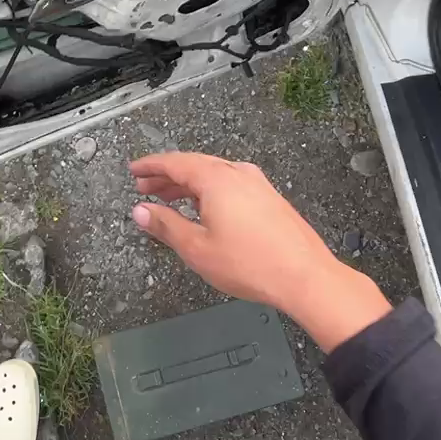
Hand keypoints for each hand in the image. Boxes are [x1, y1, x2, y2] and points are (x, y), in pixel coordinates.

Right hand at [129, 151, 390, 350]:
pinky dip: (208, 190)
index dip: (150, 166)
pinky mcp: (269, 197)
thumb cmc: (250, 264)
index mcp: (216, 178)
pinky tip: (204, 208)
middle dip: (166, 175)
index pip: (174, 162)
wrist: (306, 277)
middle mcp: (237, 172)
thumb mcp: (197, 248)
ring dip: (187, 184)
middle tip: (145, 187)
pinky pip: (230, 184)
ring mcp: (256, 183)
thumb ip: (166, 225)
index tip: (134, 170)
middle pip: (193, 165)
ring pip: (213, 174)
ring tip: (168, 198)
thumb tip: (141, 211)